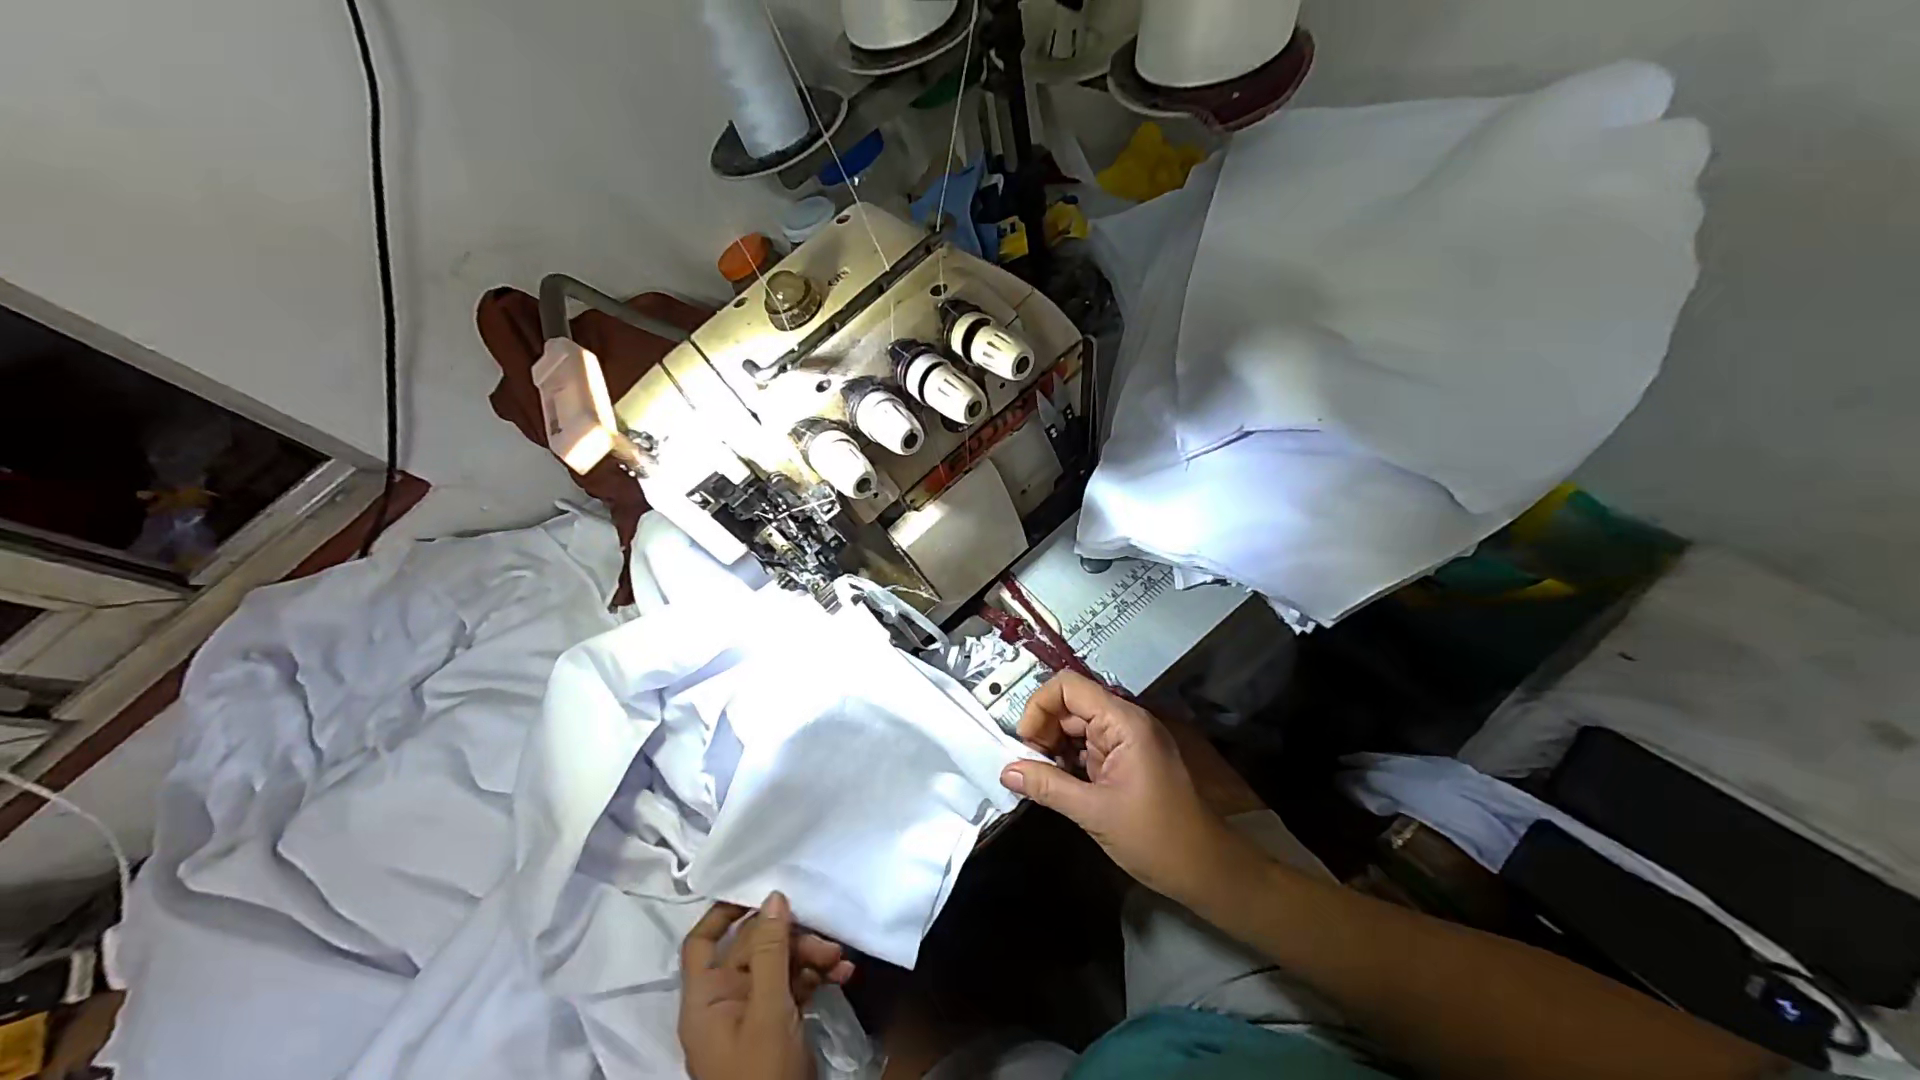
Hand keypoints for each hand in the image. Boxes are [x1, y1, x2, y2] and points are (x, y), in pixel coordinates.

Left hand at [678, 892, 856, 1079]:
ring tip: (840, 960)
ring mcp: (751, 1015)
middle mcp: (724, 1002)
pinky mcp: (776, 1026)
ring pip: (778, 966)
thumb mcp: (768, 1011)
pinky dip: (816, 978)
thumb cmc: (761, 1076)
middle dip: (790, 938)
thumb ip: (769, 952)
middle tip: (826, 941)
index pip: (702, 942)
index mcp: (705, 1000)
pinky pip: (794, 988)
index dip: (725, 912)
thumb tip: (773, 896)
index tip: (761, 889)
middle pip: (752, 949)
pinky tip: (843, 975)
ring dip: (810, 957)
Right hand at [999, 672, 1256, 903]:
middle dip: (1042, 730)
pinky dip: (1067, 761)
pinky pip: (1087, 747)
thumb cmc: (1156, 838)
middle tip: (1027, 766)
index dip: (1040, 707)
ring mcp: (1127, 741)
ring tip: (1038, 778)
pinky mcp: (1126, 760)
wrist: (1207, 869)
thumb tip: (1007, 771)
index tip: (1025, 743)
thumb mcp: (1094, 812)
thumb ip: (1048, 786)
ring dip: (1053, 747)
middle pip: (1070, 705)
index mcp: (1124, 722)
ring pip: (1076, 727)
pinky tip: (1056, 783)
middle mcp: (1125, 722)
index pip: (1069, 687)